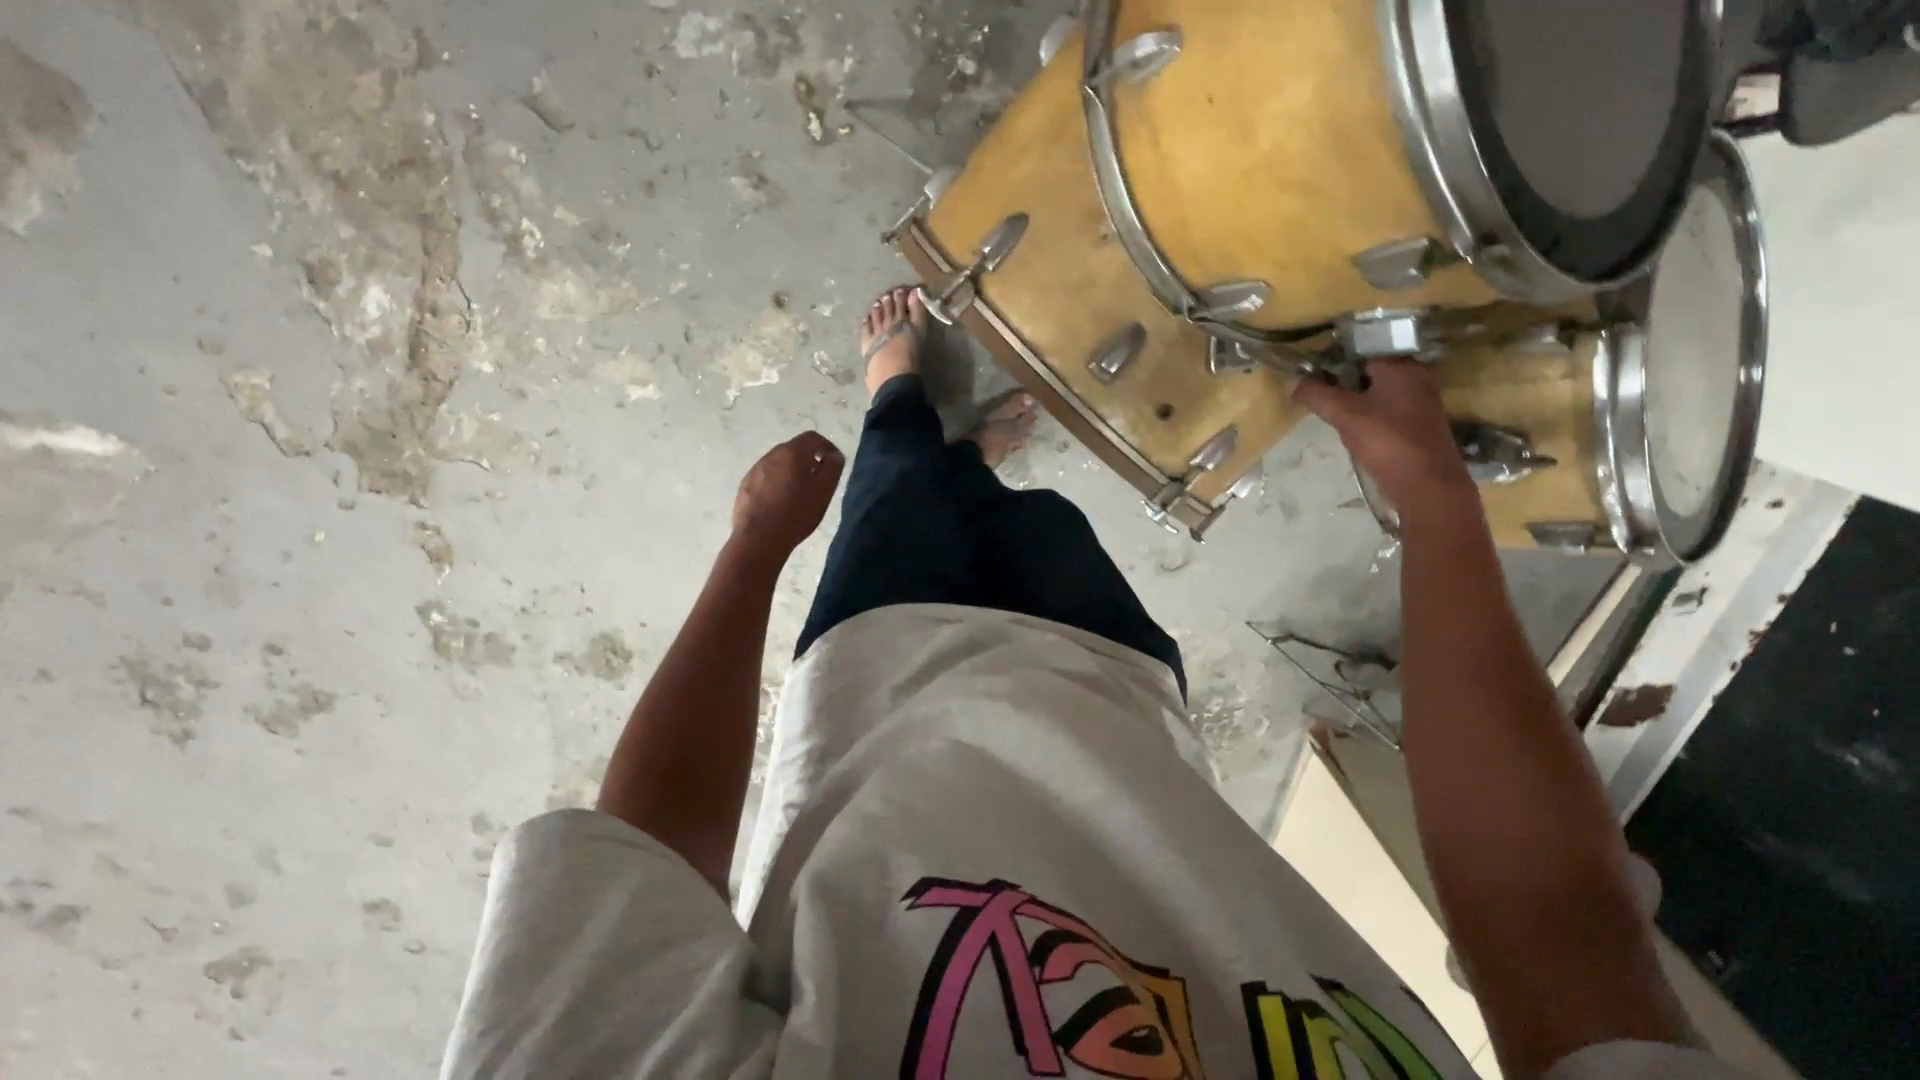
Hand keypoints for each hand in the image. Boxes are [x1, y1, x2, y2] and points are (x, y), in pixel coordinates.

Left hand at [731, 431, 845, 555]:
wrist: (759, 538)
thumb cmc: (797, 513)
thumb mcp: (824, 491)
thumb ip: (832, 468)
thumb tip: (834, 456)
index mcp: (792, 452)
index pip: (813, 438)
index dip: (826, 447)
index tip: (834, 462)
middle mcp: (771, 455)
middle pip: (794, 450)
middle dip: (808, 460)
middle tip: (819, 480)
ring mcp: (755, 470)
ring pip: (779, 464)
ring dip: (791, 473)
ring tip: (800, 494)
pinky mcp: (745, 486)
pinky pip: (766, 478)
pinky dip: (777, 484)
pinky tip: (780, 503)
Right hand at [1293, 360, 1476, 521]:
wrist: (1427, 486)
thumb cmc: (1388, 442)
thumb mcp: (1346, 416)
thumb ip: (1317, 396)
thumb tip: (1291, 382)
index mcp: (1401, 366)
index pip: (1362, 346)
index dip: (1334, 355)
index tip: (1311, 368)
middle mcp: (1414, 377)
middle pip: (1370, 368)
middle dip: (1342, 378)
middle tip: (1315, 390)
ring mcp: (1418, 401)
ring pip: (1377, 389)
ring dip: (1353, 398)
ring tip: (1328, 409)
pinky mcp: (1417, 424)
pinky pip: (1386, 408)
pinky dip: (1367, 413)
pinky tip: (1351, 428)